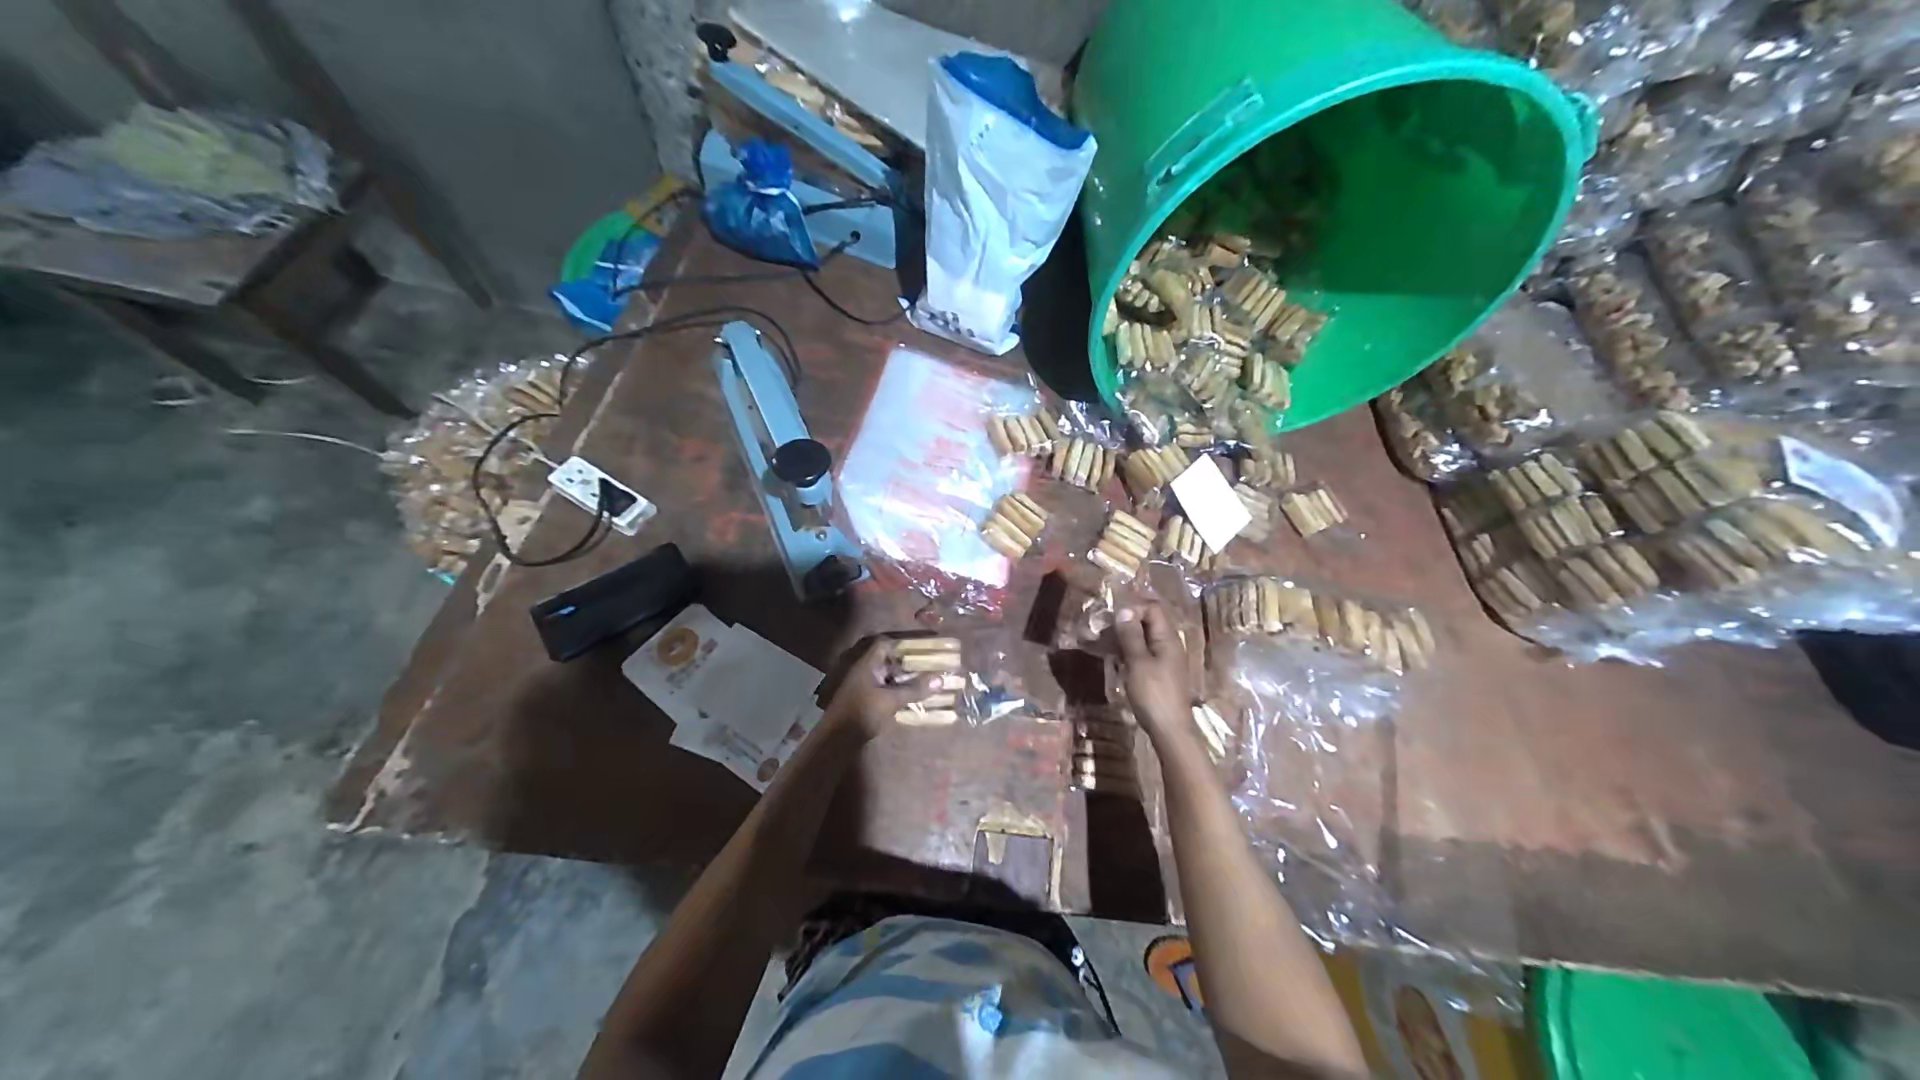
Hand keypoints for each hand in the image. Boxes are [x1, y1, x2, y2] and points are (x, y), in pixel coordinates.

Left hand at [821, 638, 952, 739]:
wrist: (838, 740)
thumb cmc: (862, 713)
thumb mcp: (891, 700)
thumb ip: (914, 688)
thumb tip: (940, 678)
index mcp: (867, 663)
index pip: (885, 644)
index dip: (904, 643)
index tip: (923, 647)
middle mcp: (864, 670)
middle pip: (889, 659)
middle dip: (909, 661)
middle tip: (930, 663)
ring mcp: (864, 685)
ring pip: (888, 675)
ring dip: (905, 677)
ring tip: (926, 678)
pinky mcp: (866, 699)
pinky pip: (886, 688)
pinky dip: (899, 689)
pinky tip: (914, 695)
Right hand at [1114, 605, 1195, 739]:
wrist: (1170, 730)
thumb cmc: (1153, 694)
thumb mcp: (1138, 662)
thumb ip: (1131, 635)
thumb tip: (1124, 610)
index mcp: (1167, 638)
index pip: (1152, 609)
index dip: (1132, 608)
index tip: (1111, 619)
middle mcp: (1169, 645)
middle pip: (1147, 623)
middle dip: (1124, 623)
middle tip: (1101, 631)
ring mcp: (1165, 661)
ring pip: (1143, 640)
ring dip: (1123, 639)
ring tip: (1102, 644)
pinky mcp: (1159, 674)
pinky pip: (1143, 654)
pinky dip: (1128, 653)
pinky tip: (1114, 659)